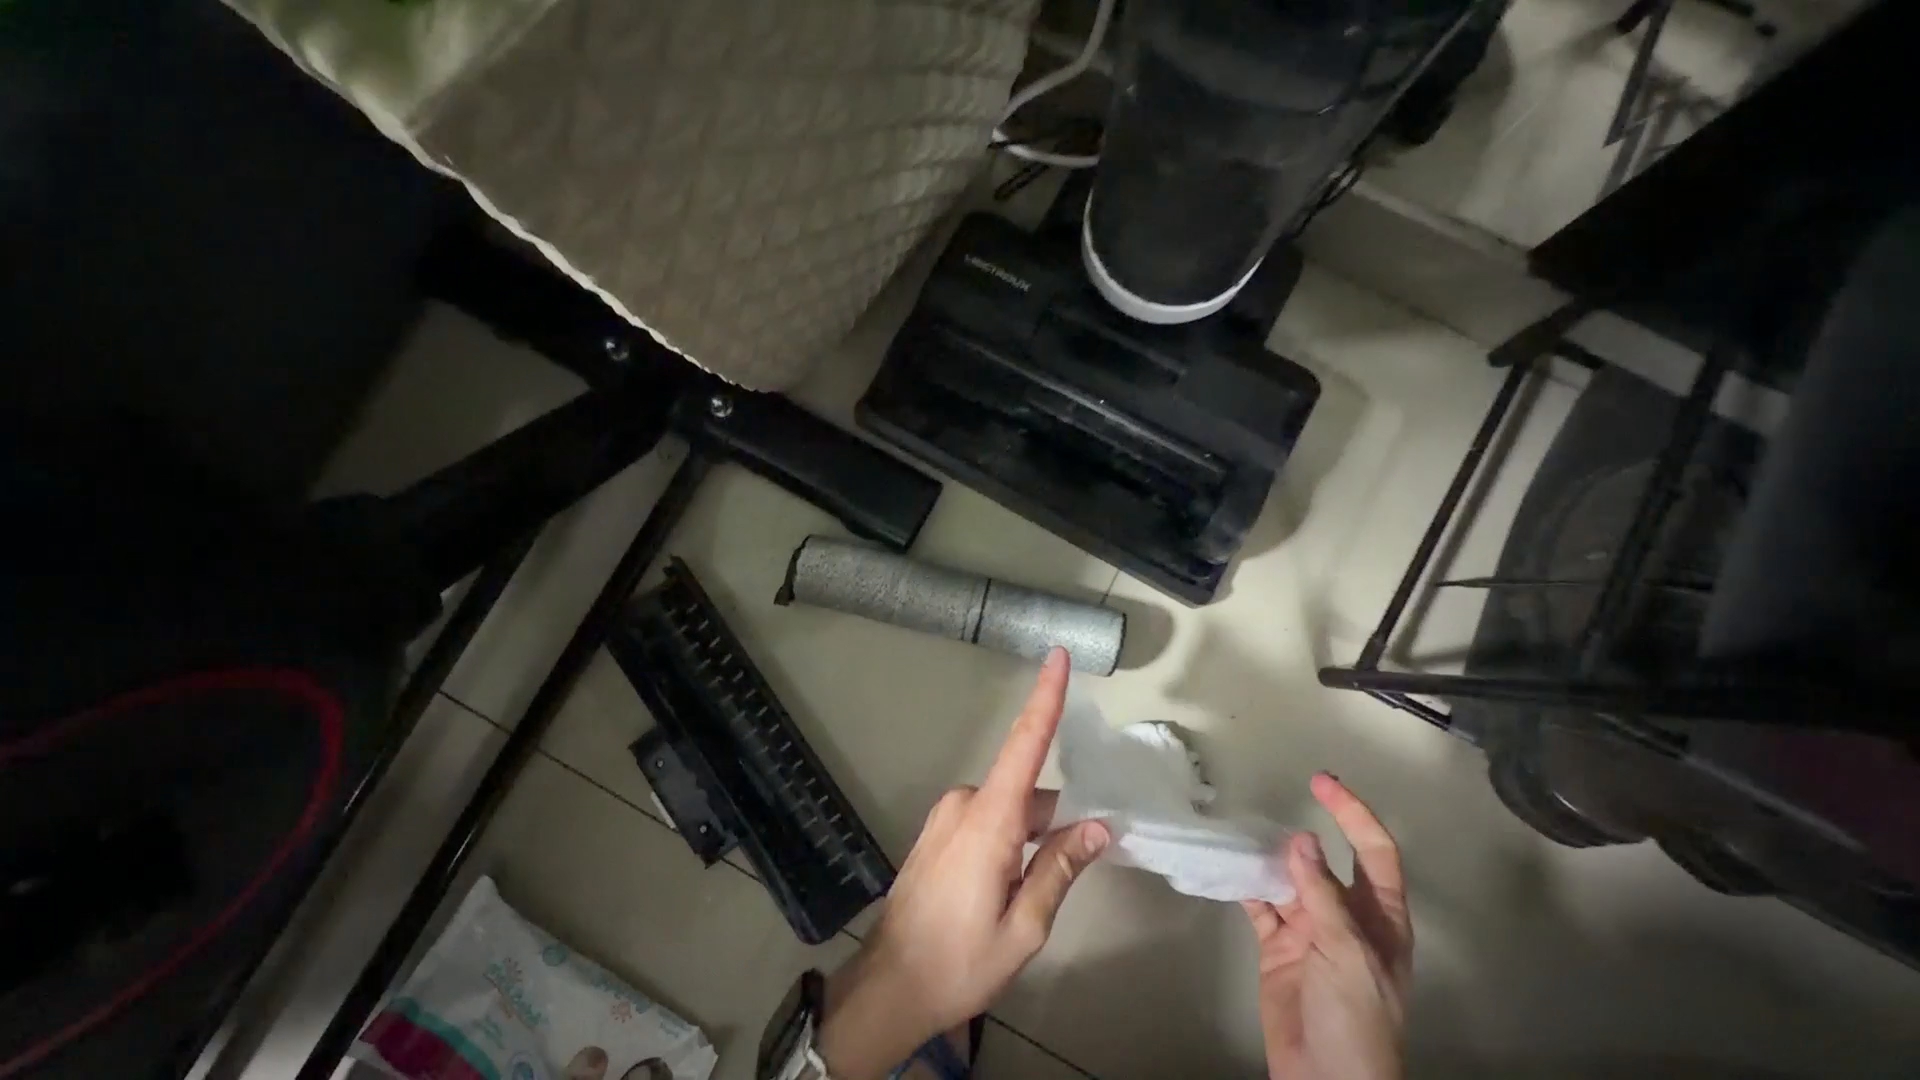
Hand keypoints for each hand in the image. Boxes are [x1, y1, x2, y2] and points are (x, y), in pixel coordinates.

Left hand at [818, 648, 1109, 1079]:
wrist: (889, 988)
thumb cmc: (961, 962)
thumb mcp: (1025, 927)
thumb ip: (1060, 868)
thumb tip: (1099, 825)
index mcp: (989, 820)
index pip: (1024, 745)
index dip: (1044, 699)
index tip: (1057, 657)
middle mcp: (964, 804)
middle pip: (1026, 792)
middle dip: (1050, 824)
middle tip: (1052, 884)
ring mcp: (944, 817)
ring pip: (1007, 810)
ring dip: (1026, 840)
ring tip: (1018, 903)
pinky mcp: (935, 832)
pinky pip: (985, 819)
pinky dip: (1005, 841)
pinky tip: (998, 891)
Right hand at [1242, 773, 1411, 1079]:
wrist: (1326, 1079)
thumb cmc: (1355, 1017)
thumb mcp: (1347, 954)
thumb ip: (1322, 896)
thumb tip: (1301, 840)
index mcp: (1379, 918)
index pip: (1374, 852)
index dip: (1353, 815)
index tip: (1323, 783)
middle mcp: (1344, 917)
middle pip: (1326, 861)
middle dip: (1309, 829)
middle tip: (1280, 794)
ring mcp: (1309, 931)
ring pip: (1288, 879)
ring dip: (1269, 857)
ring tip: (1245, 831)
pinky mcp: (1278, 947)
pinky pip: (1260, 906)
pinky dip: (1244, 885)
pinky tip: (1227, 866)